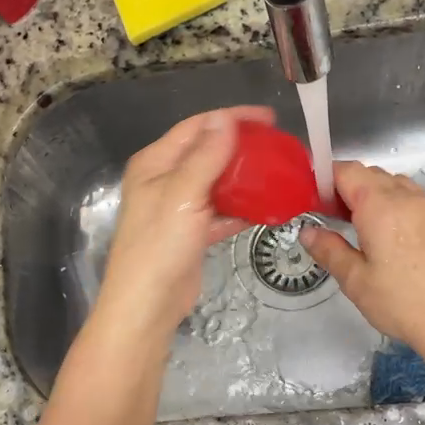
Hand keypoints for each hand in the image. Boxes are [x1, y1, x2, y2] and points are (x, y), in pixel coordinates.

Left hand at [94, 106, 275, 335]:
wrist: (147, 305)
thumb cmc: (159, 246)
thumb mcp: (182, 194)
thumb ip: (205, 156)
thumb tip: (226, 121)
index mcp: (154, 163)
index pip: (196, 128)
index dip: (231, 119)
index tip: (269, 119)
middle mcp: (163, 181)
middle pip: (207, 154)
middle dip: (240, 149)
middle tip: (277, 148)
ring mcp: (177, 210)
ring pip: (215, 185)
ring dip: (243, 181)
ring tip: (276, 175)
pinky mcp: (190, 236)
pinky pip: (219, 214)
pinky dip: (239, 211)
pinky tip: (264, 210)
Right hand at [300, 161, 424, 360]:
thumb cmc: (399, 302)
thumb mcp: (354, 281)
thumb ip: (329, 250)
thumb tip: (308, 232)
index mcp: (380, 207)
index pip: (348, 171)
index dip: (327, 179)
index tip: (315, 201)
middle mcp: (408, 197)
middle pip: (373, 174)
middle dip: (350, 188)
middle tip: (334, 218)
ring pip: (398, 185)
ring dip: (376, 196)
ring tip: (365, 229)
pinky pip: (417, 202)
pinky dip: (399, 208)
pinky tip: (396, 240)